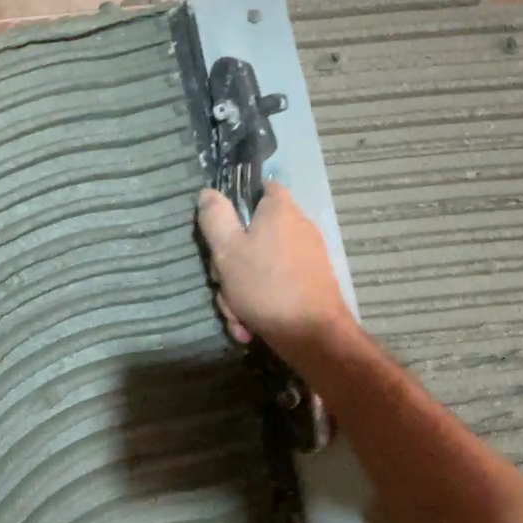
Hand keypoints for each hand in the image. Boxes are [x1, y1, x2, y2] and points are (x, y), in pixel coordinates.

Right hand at [196, 182, 351, 345]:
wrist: (313, 336)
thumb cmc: (266, 286)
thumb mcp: (227, 250)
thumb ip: (215, 217)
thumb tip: (208, 192)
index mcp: (280, 210)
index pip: (261, 186)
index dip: (238, 200)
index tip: (220, 225)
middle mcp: (298, 227)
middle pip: (254, 234)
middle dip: (231, 264)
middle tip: (223, 284)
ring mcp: (307, 257)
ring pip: (260, 265)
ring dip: (241, 292)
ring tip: (237, 316)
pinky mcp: (311, 283)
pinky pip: (276, 285)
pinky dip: (260, 304)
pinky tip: (250, 327)